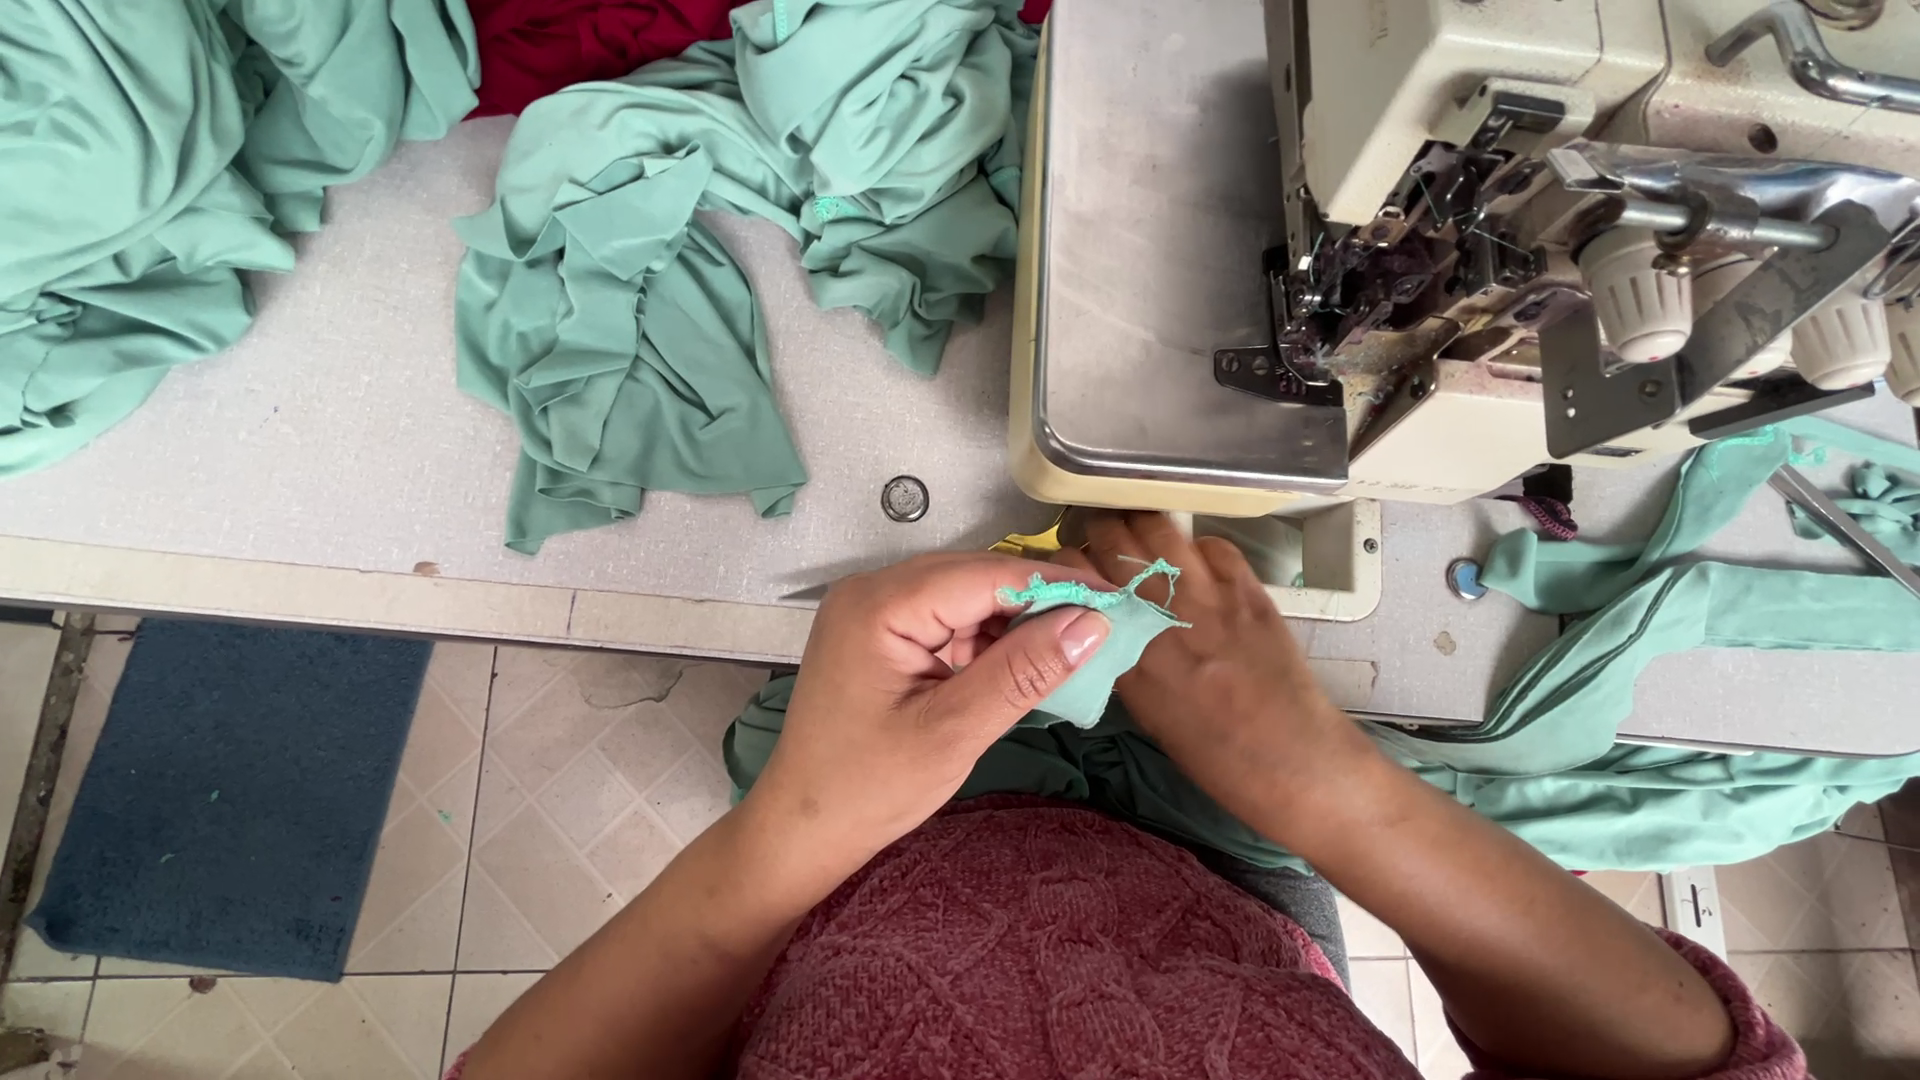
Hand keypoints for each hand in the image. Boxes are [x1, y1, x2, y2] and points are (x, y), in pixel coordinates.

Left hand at [745, 553, 1111, 875]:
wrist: (803, 828)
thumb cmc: (870, 788)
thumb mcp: (954, 731)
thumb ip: (1022, 671)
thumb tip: (1091, 623)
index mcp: (879, 605)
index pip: (983, 575)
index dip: (1054, 582)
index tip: (1115, 600)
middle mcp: (871, 590)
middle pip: (972, 576)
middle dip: (1037, 598)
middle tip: (1098, 625)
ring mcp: (872, 610)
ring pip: (962, 595)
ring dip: (1012, 619)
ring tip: (1065, 648)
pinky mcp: (879, 632)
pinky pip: (944, 619)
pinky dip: (984, 637)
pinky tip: (1015, 661)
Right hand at [1053, 512, 1375, 832]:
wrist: (1291, 759)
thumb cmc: (1211, 752)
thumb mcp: (1144, 708)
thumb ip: (1121, 655)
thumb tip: (1108, 619)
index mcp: (1125, 651)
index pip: (1079, 578)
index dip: (1069, 561)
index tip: (1072, 564)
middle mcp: (1158, 614)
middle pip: (1114, 539)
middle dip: (1100, 528)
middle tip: (1101, 533)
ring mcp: (1206, 595)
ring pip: (1158, 527)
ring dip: (1141, 522)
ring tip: (1139, 529)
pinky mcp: (1246, 588)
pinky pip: (1211, 544)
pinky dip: (1194, 544)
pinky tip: (1193, 560)